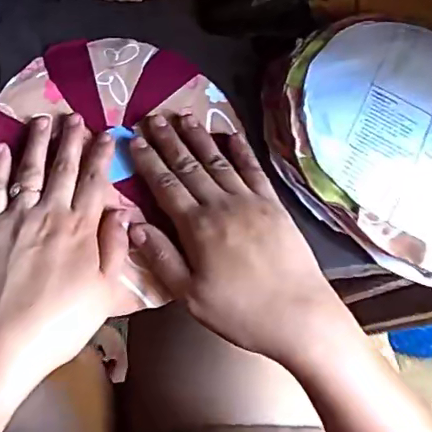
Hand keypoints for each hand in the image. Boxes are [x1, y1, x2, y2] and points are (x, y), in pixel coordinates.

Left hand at [0, 114, 133, 398]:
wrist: (1, 342)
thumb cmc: (59, 324)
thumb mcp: (104, 293)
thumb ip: (116, 249)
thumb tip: (123, 213)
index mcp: (81, 228)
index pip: (95, 182)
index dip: (101, 155)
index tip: (107, 133)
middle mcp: (50, 213)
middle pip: (63, 168)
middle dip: (70, 139)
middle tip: (74, 116)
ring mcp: (17, 218)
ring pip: (30, 170)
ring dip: (37, 143)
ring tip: (42, 120)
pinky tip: (0, 148)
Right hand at [127, 114, 356, 370]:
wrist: (298, 315)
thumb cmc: (239, 312)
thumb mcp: (190, 295)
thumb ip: (162, 258)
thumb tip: (133, 225)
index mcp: (197, 227)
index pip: (166, 185)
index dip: (149, 161)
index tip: (135, 140)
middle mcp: (221, 205)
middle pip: (189, 166)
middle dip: (169, 140)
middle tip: (153, 118)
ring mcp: (250, 201)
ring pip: (218, 161)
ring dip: (199, 137)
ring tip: (184, 116)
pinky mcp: (273, 204)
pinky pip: (253, 170)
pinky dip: (241, 151)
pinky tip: (231, 135)